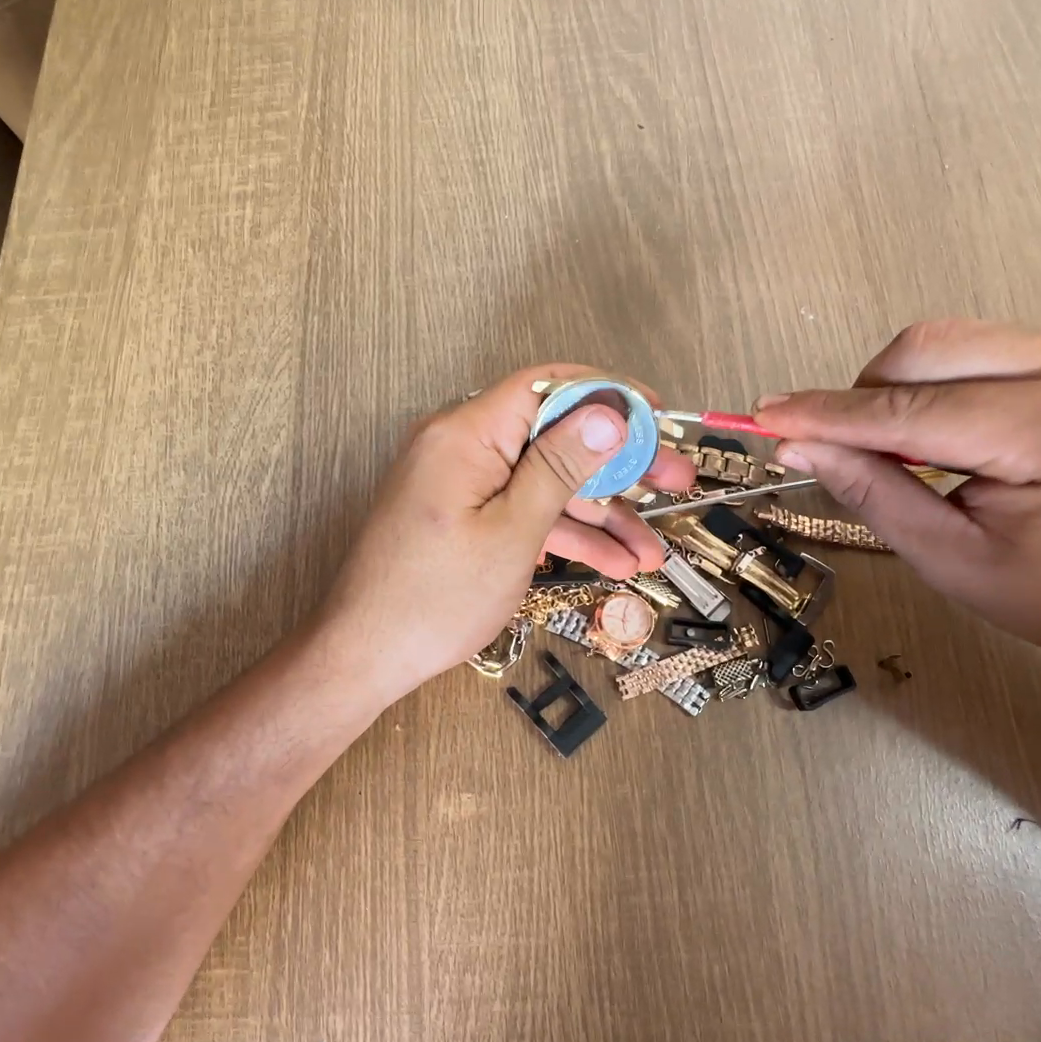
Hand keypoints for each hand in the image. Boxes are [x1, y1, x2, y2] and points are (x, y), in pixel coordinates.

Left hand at [314, 366, 696, 692]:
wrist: (366, 655)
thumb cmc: (434, 598)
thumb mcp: (512, 532)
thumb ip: (560, 468)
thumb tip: (607, 413)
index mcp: (466, 433)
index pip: (547, 386)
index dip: (607, 394)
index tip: (657, 413)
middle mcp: (461, 446)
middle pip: (554, 437)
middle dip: (618, 465)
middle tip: (674, 483)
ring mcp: (462, 483)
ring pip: (544, 482)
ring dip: (599, 514)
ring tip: (650, 549)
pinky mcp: (464, 515)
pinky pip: (521, 510)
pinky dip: (562, 532)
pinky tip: (610, 562)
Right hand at [754, 320, 1040, 689]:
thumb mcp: (952, 559)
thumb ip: (870, 489)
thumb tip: (797, 442)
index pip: (915, 409)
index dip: (829, 413)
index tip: (766, 415)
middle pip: (935, 345)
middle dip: (868, 394)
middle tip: (844, 446)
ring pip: (962, 339)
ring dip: (909, 389)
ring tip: (907, 450)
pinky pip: (999, 348)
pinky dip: (953, 384)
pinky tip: (956, 434)